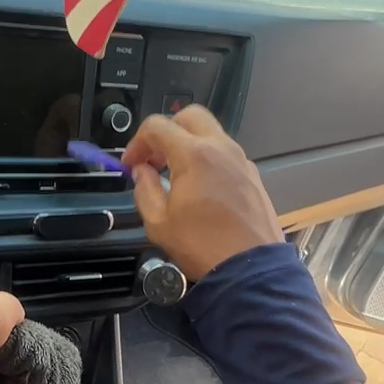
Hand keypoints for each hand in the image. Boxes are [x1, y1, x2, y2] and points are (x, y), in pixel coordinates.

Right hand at [122, 105, 283, 279]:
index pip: (157, 126)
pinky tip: (199, 188)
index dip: (137, 142)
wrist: (248, 267)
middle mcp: (220, 149)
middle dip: (166, 131)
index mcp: (193, 155)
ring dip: (188, 144)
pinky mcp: (252, 176)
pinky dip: (207, 159)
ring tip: (174, 175)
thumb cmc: (202, 246)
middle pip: (189, 116)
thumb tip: (142, 172)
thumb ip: (145, 189)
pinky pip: (225, 154)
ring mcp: (240, 160)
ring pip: (210, 133)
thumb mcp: (159, 222)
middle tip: (154, 158)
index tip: (131, 164)